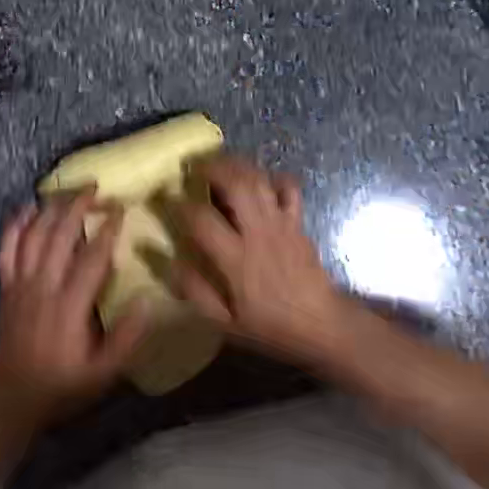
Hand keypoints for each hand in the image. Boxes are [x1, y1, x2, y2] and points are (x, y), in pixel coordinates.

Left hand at [0, 188, 147, 425]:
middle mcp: (43, 286)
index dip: (107, 230)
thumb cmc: (60, 385)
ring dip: (51, 208)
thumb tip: (146, 302)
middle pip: (60, 235)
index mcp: (69, 306)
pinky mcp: (5, 286)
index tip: (120, 208)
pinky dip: (16, 225)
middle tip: (94, 187)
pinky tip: (27, 208)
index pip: (92, 257)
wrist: (7, 398)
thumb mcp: (101, 375)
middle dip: (78, 205)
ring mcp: (20, 283)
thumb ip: (125, 340)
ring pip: (34, 235)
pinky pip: (7, 248)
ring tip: (67, 190)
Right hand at [173, 159, 356, 368]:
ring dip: (236, 165)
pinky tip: (259, 180)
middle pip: (236, 185)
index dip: (181, 205)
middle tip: (194, 166)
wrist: (321, 325)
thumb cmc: (270, 325)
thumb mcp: (226, 323)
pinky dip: (273, 177)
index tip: (167, 198)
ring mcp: (280, 223)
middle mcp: (258, 233)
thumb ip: (197, 291)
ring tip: (219, 163)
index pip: (202, 220)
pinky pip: (288, 187)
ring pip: (258, 180)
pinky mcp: (297, 220)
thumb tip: (172, 262)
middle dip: (212, 168)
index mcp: (237, 259)